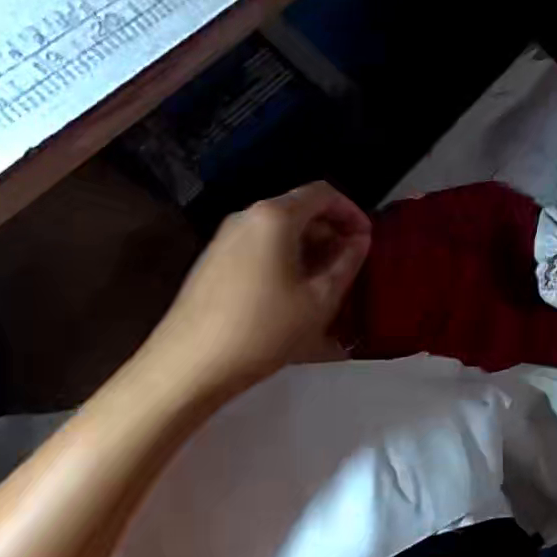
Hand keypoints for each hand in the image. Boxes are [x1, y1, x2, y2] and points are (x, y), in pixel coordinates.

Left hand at [141, 182, 371, 396]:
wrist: (189, 363)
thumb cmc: (263, 329)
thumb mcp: (318, 300)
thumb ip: (346, 263)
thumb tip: (359, 240)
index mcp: (274, 216)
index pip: (323, 193)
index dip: (351, 212)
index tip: (367, 241)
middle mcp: (247, 216)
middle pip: (298, 209)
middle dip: (330, 233)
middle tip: (350, 267)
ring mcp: (224, 237)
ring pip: (277, 230)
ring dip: (307, 249)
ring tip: (324, 285)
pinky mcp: (212, 260)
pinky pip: (258, 246)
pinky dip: (282, 259)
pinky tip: (290, 295)